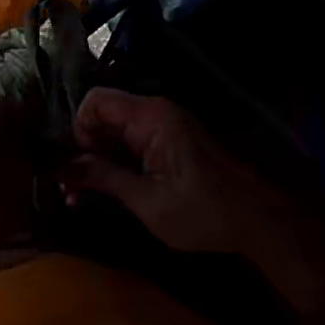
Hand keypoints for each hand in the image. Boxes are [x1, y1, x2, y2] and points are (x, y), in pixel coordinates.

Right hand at [64, 87, 281, 253]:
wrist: (262, 223)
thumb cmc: (204, 213)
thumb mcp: (147, 202)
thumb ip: (102, 179)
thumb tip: (61, 171)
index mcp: (150, 117)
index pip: (95, 101)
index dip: (80, 130)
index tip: (82, 165)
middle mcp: (156, 110)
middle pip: (103, 111)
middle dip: (86, 144)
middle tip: (78, 182)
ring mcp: (166, 122)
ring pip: (116, 125)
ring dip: (101, 153)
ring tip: (91, 189)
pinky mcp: (172, 137)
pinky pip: (133, 136)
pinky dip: (119, 156)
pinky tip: (116, 185)